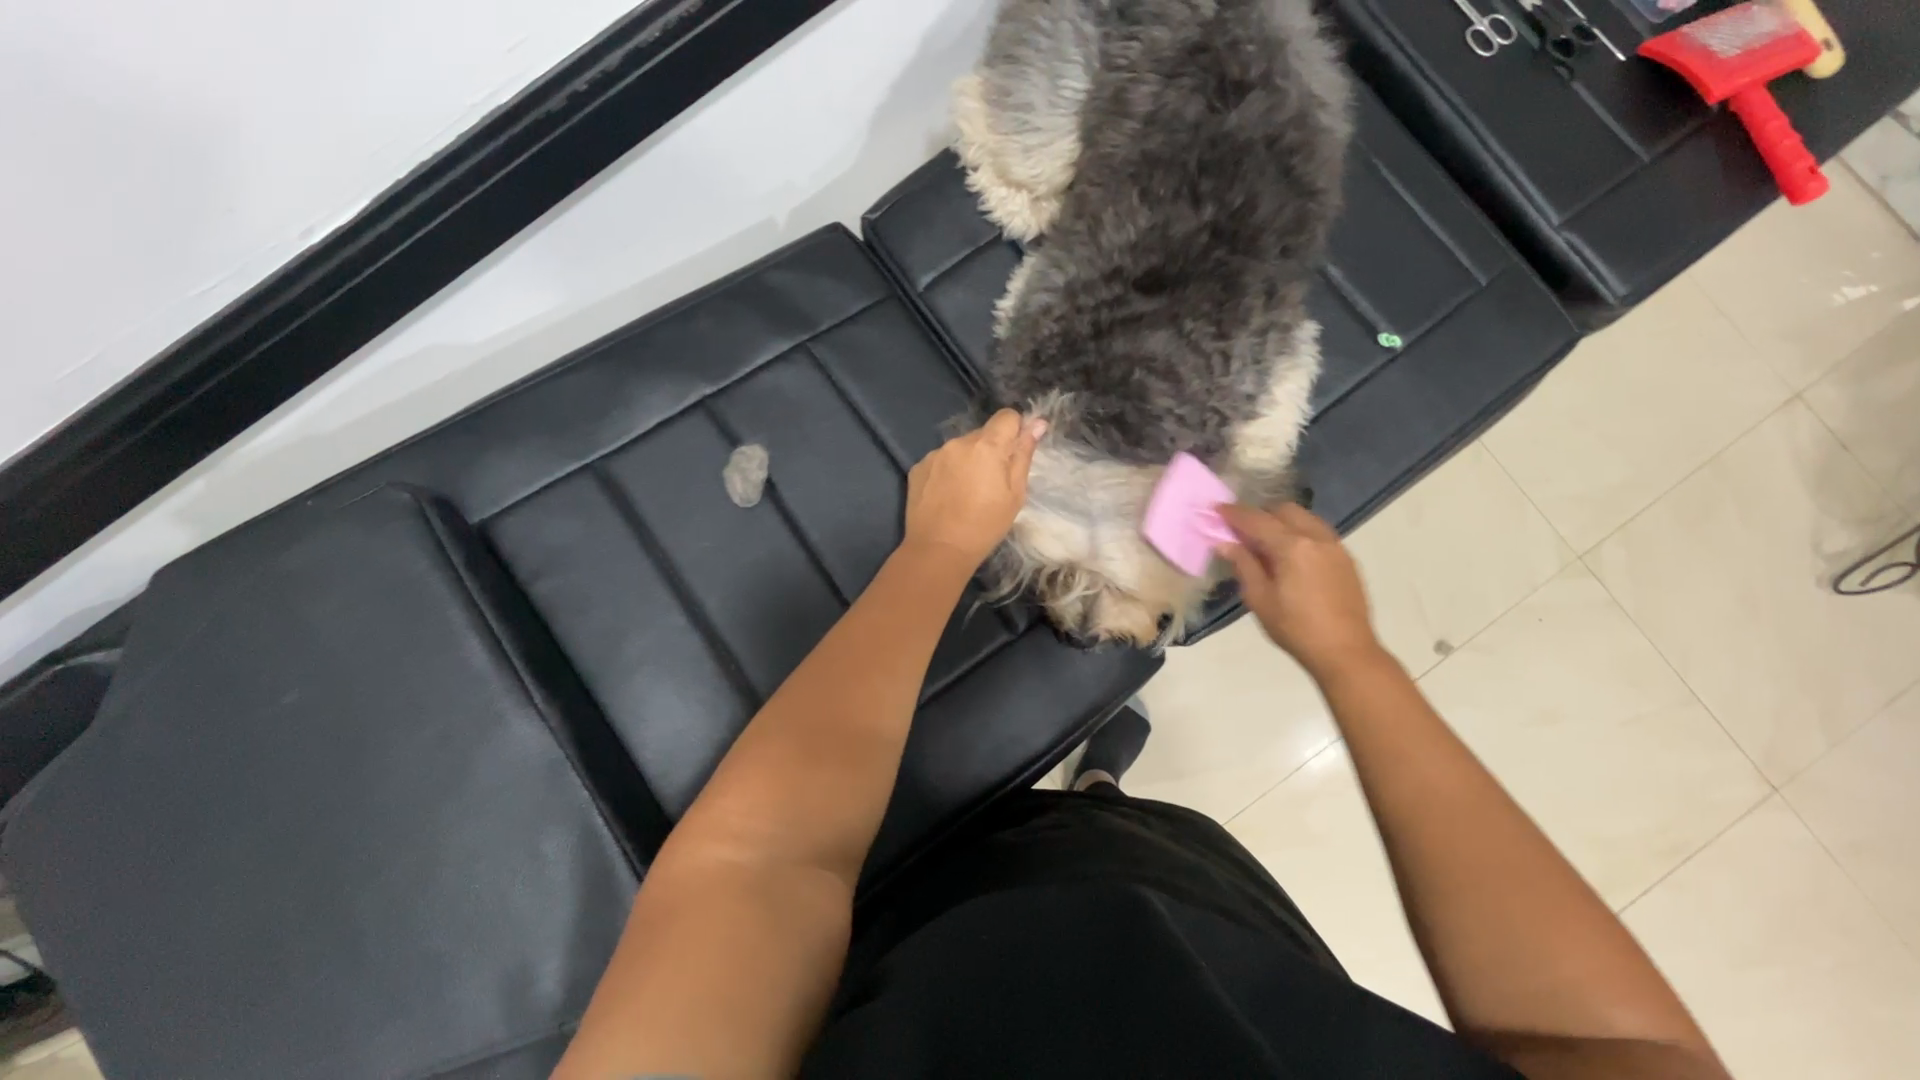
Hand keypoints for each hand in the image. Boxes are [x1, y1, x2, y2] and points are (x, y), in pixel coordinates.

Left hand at [903, 409, 1045, 569]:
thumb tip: (1037, 424)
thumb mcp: (1015, 494)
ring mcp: (935, 454)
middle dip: (990, 451)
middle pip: (982, 434)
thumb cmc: (985, 526)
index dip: (1014, 430)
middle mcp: (958, 442)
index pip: (1006, 416)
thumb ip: (1023, 455)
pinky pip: (940, 461)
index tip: (1013, 454)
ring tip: (966, 493)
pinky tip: (947, 496)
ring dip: (967, 461)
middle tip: (990, 483)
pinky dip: (947, 472)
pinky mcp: (918, 468)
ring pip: (960, 448)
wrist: (938, 550)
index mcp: (987, 446)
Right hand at [1218, 503, 1383, 677]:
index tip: (1216, 509)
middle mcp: (1316, 537)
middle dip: (1260, 514)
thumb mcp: (1260, 599)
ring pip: (1305, 519)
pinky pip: (1318, 533)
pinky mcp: (1346, 559)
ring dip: (1282, 522)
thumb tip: (1225, 543)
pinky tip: (1291, 557)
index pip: (1257, 521)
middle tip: (1241, 531)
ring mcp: (1336, 546)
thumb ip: (1244, 565)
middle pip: (1284, 510)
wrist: (1346, 651)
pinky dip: (1300, 534)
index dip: (1234, 514)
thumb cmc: (1295, 629)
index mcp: (1292, 547)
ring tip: (1266, 544)